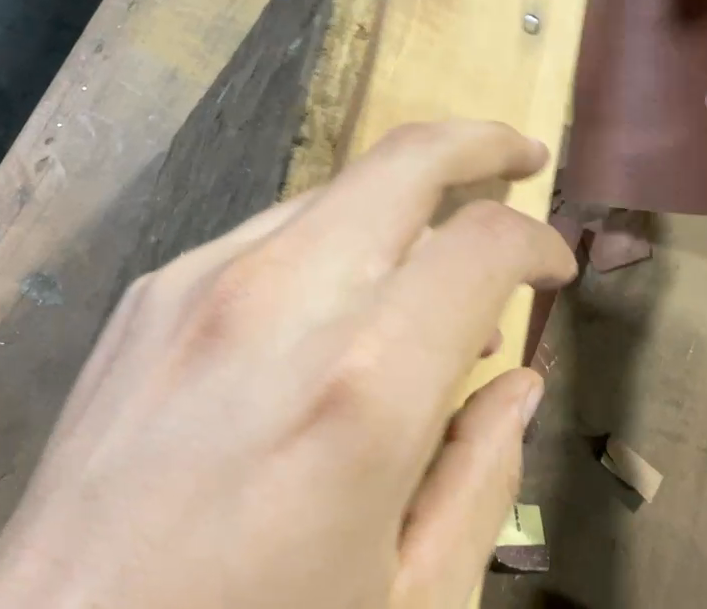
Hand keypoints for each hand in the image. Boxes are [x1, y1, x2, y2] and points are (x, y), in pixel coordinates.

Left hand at [0, 121, 577, 608]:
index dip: (538, 241)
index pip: (481, 244)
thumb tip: (516, 384)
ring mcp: (202, 283)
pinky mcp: (151, 295)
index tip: (556, 267)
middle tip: (520, 157)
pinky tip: (329, 309)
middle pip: (403, 162)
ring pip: (335, 192)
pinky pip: (267, 234)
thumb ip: (480, 481)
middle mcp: (279, 301)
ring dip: (401, 203)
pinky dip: (327, 243)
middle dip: (477, 144)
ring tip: (430, 267)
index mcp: (361, 385)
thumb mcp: (406, 607)